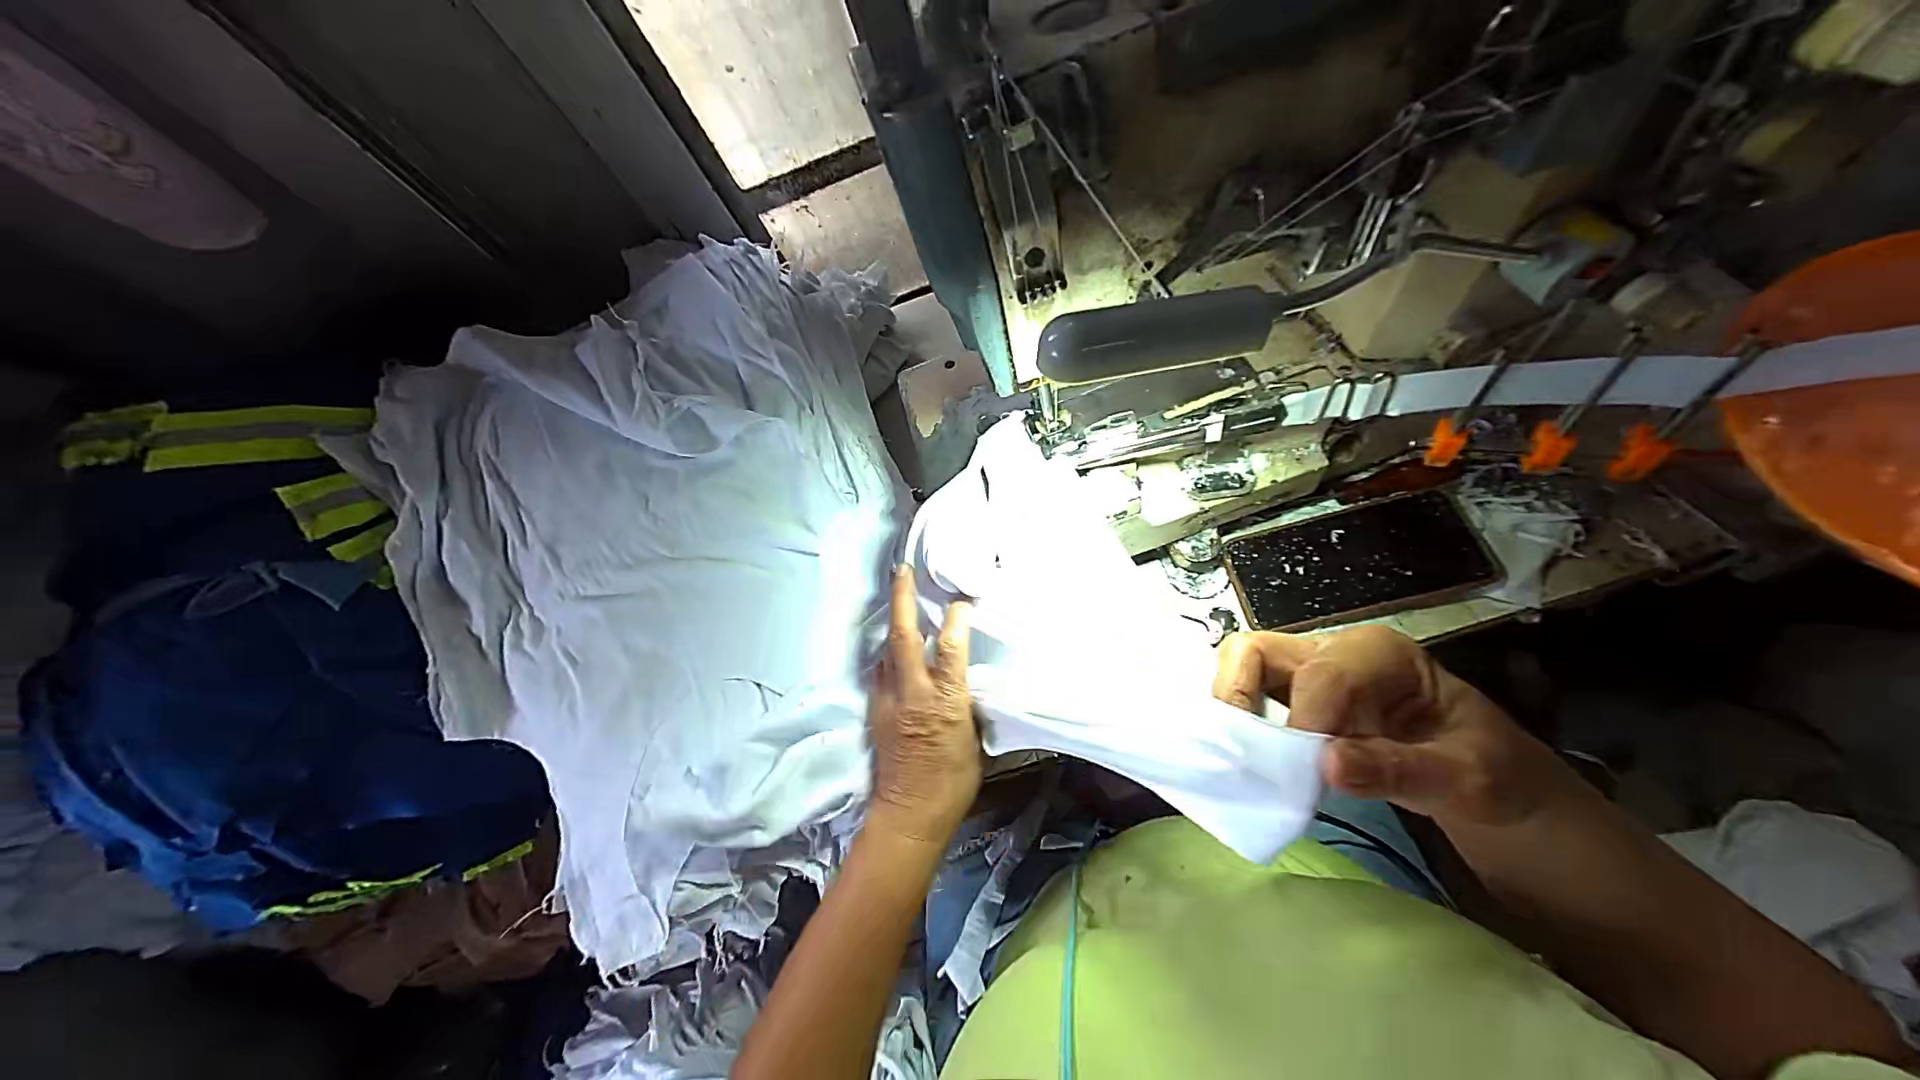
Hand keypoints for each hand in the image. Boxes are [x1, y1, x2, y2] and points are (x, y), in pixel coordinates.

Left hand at [867, 566, 979, 844]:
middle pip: (903, 635)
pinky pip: (881, 670)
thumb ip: (966, 701)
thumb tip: (962, 677)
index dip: (956, 618)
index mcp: (945, 701)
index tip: (962, 599)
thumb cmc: (953, 780)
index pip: (950, 648)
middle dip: (902, 599)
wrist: (910, 812)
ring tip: (901, 600)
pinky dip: (889, 653)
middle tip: (903, 570)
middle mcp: (912, 692)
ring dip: (894, 623)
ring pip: (887, 650)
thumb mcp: (974, 737)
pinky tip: (895, 648)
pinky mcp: (876, 709)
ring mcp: (889, 699)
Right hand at [1213, 626, 1575, 827]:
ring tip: (1239, 758)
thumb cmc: (1491, 774)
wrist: (1489, 789)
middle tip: (1242, 748)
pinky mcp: (1292, 707)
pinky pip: (1248, 704)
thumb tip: (1327, 764)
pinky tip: (1246, 762)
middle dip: (1238, 693)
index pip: (1323, 675)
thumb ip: (1400, 769)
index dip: (1306, 720)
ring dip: (1230, 711)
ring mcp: (1306, 679)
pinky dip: (1236, 729)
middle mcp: (1333, 654)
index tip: (1309, 773)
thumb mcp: (1469, 779)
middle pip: (1257, 650)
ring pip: (1240, 671)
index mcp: (1380, 654)